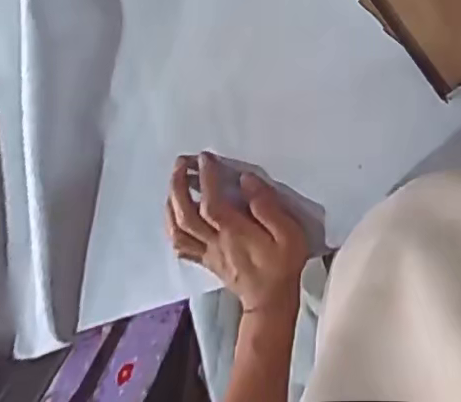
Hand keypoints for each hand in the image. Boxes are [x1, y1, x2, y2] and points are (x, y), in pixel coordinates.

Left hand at [166, 153, 306, 313]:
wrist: (271, 304)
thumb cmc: (282, 265)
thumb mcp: (288, 234)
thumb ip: (268, 205)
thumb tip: (246, 180)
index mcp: (235, 233)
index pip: (212, 203)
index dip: (205, 178)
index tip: (205, 157)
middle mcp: (215, 242)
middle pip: (186, 215)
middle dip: (179, 185)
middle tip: (180, 162)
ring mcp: (207, 252)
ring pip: (178, 230)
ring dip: (171, 203)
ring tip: (174, 181)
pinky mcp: (205, 260)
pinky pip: (181, 245)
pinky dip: (173, 226)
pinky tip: (175, 212)